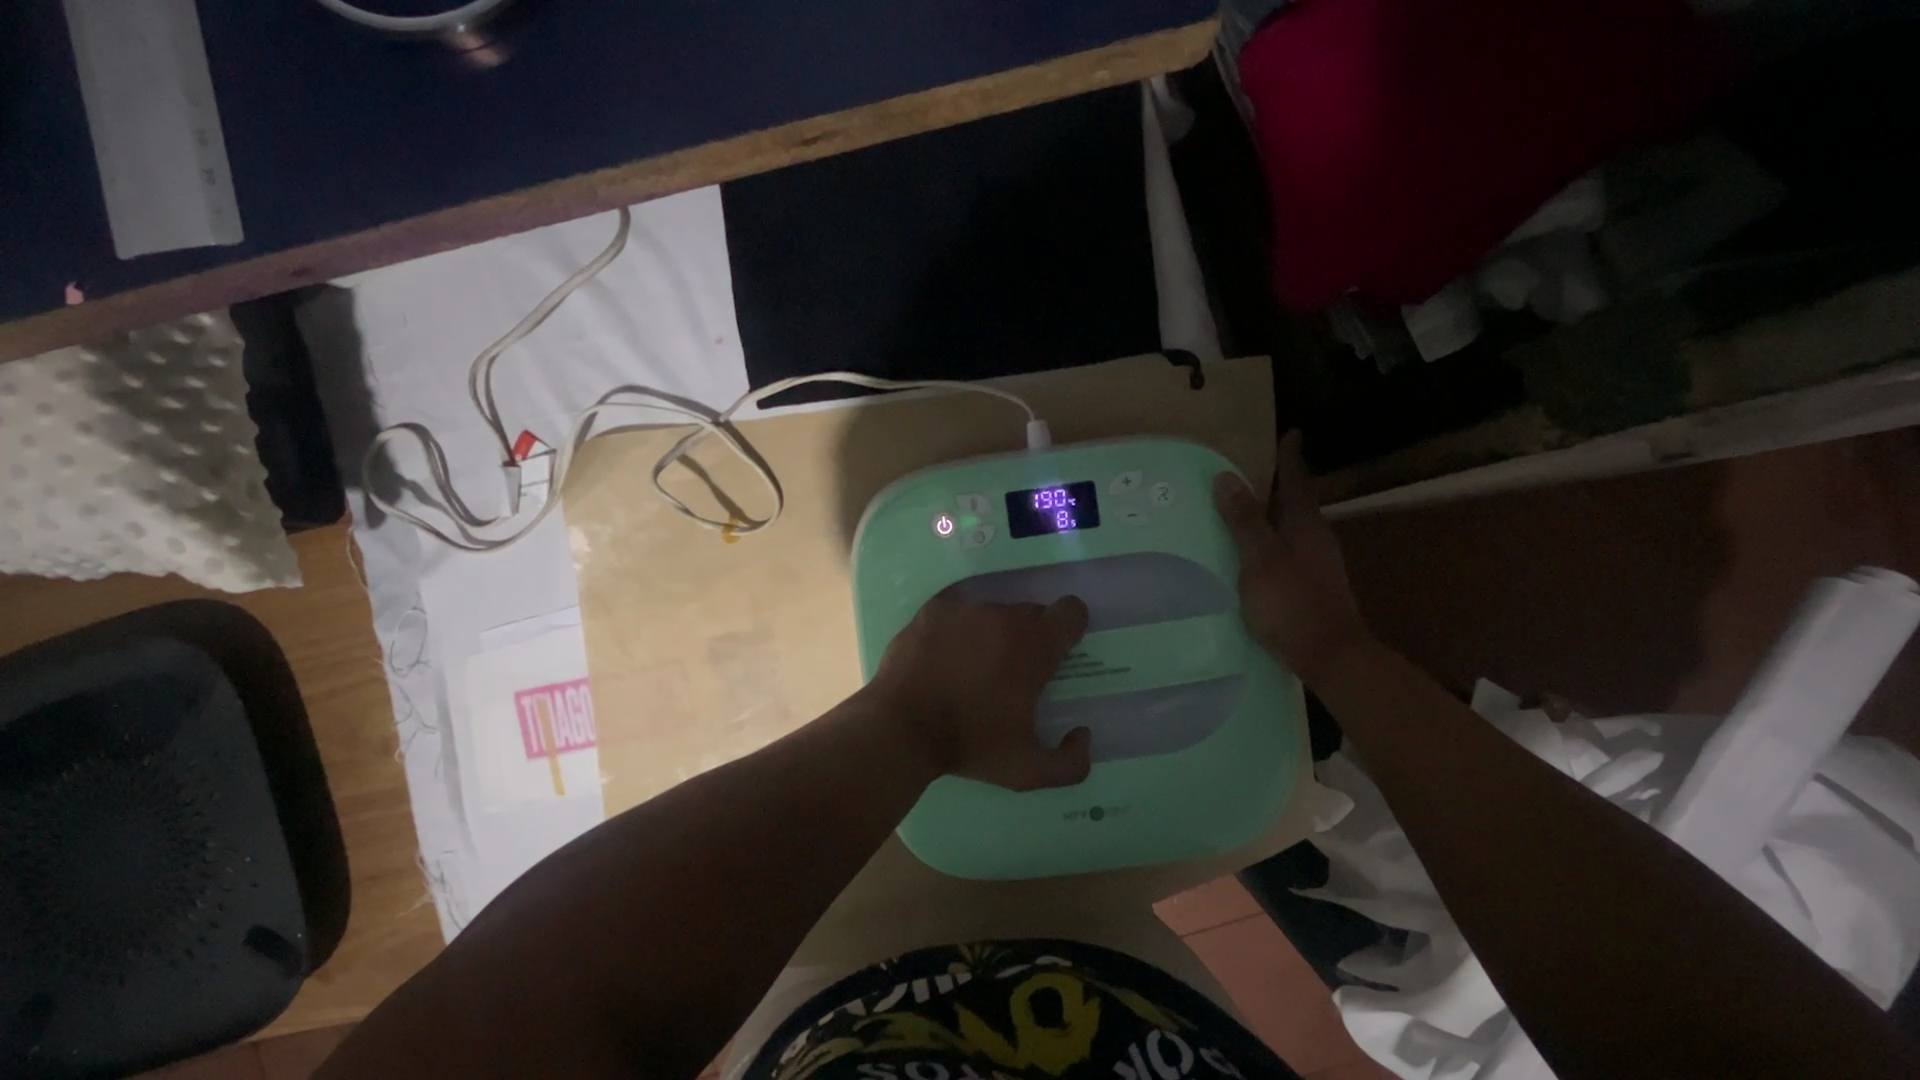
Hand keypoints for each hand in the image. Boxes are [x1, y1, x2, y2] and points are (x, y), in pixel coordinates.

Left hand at [866, 594, 1092, 791]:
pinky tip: (945, 653)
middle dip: (1030, 636)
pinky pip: (958, 609)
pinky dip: (958, 627)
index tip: (1059, 650)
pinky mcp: (933, 610)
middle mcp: (1003, 617)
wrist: (901, 728)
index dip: (1070, 628)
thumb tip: (1083, 735)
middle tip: (1012, 670)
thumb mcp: (1027, 771)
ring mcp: (965, 609)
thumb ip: (1071, 763)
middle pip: (1031, 612)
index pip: (1071, 611)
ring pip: (993, 611)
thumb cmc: (968, 745)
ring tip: (972, 665)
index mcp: (1034, 648)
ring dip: (992, 632)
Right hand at [1213, 430, 1367, 682]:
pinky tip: (1251, 555)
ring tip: (1241, 510)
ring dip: (1270, 516)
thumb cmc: (1292, 604)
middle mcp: (1316, 538)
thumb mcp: (1260, 559)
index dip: (1289, 457)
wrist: (1331, 656)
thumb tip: (1227, 477)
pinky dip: (1269, 543)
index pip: (1295, 480)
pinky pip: (1286, 552)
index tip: (1289, 433)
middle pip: (1294, 502)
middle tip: (1248, 469)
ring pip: (1290, 528)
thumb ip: (1244, 520)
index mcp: (1304, 524)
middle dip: (1275, 485)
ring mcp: (1317, 564)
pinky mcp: (1312, 586)